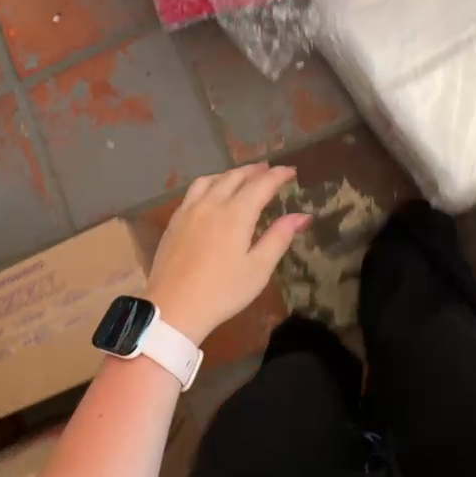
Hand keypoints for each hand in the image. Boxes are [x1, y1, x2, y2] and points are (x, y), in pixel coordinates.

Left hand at [147, 164, 310, 343]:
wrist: (174, 307)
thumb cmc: (222, 291)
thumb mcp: (258, 268)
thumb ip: (279, 237)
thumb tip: (302, 216)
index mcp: (234, 214)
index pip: (260, 185)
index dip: (277, 176)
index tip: (291, 171)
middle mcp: (210, 204)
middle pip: (234, 177)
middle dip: (254, 171)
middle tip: (268, 170)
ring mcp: (188, 211)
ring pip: (210, 180)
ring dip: (229, 174)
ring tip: (241, 178)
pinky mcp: (174, 221)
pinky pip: (193, 191)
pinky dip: (209, 184)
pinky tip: (211, 194)